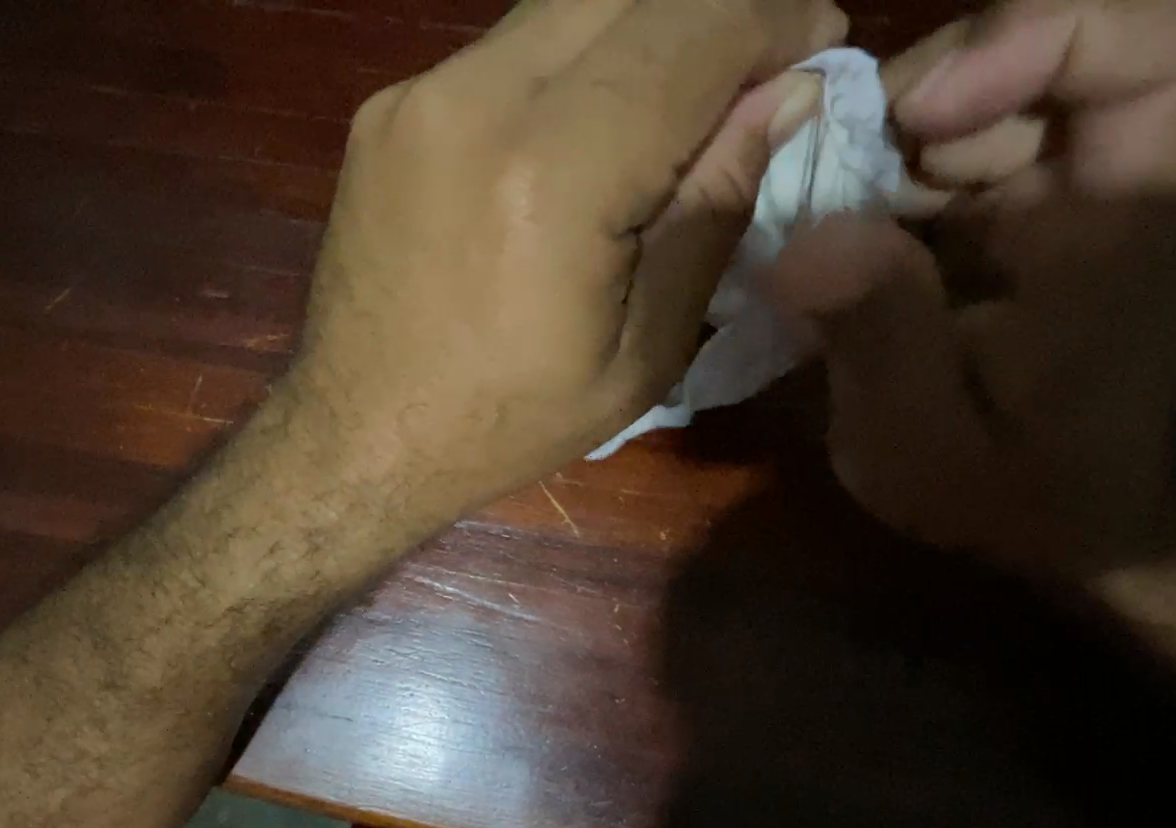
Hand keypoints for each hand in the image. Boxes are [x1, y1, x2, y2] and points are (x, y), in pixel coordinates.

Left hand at [282, 0, 845, 533]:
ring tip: (680, 99)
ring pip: (562, 6)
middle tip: (757, 67)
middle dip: (715, 10)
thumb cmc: (505, 422)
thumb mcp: (639, 353)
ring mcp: (416, 96)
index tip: (817, 46)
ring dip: (642, 31)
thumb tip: (785, 95)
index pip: (694, 32)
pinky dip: (569, 63)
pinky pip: (503, 51)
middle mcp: (475, 102)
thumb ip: (714, 211)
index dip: (776, 20)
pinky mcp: (385, 111)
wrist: (359, 436)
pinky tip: (588, 125)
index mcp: (552, 176)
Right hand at [772, 0, 1175, 579]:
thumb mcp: (922, 443)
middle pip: (1063, 35)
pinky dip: (883, 168)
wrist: (1060, 515)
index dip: (1044, 31)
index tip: (921, 118)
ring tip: (830, 226)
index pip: (1175, 38)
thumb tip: (803, 236)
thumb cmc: (1008, 491)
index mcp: (1132, 221)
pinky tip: (842, 238)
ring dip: (891, 139)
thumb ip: (876, 338)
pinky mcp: (1017, 205)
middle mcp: (1116, 176)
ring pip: (991, 81)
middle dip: (929, 92)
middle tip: (842, 182)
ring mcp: (1066, 184)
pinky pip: (953, 138)